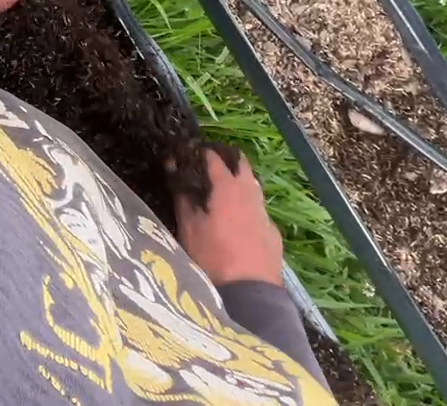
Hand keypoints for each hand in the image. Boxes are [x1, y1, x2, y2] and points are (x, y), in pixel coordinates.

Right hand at [174, 147, 284, 286]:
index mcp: (226, 189)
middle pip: (242, 166)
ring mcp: (265, 215)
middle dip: (228, 158)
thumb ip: (182, 195)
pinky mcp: (273, 234)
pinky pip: (259, 211)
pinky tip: (239, 218)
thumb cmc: (212, 256)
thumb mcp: (188, 226)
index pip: (214, 159)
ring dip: (241, 181)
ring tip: (224, 186)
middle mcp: (249, 196)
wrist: (250, 295)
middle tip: (211, 160)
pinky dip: (248, 206)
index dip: (202, 152)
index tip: (190, 150)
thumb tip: (172, 168)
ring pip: (254, 187)